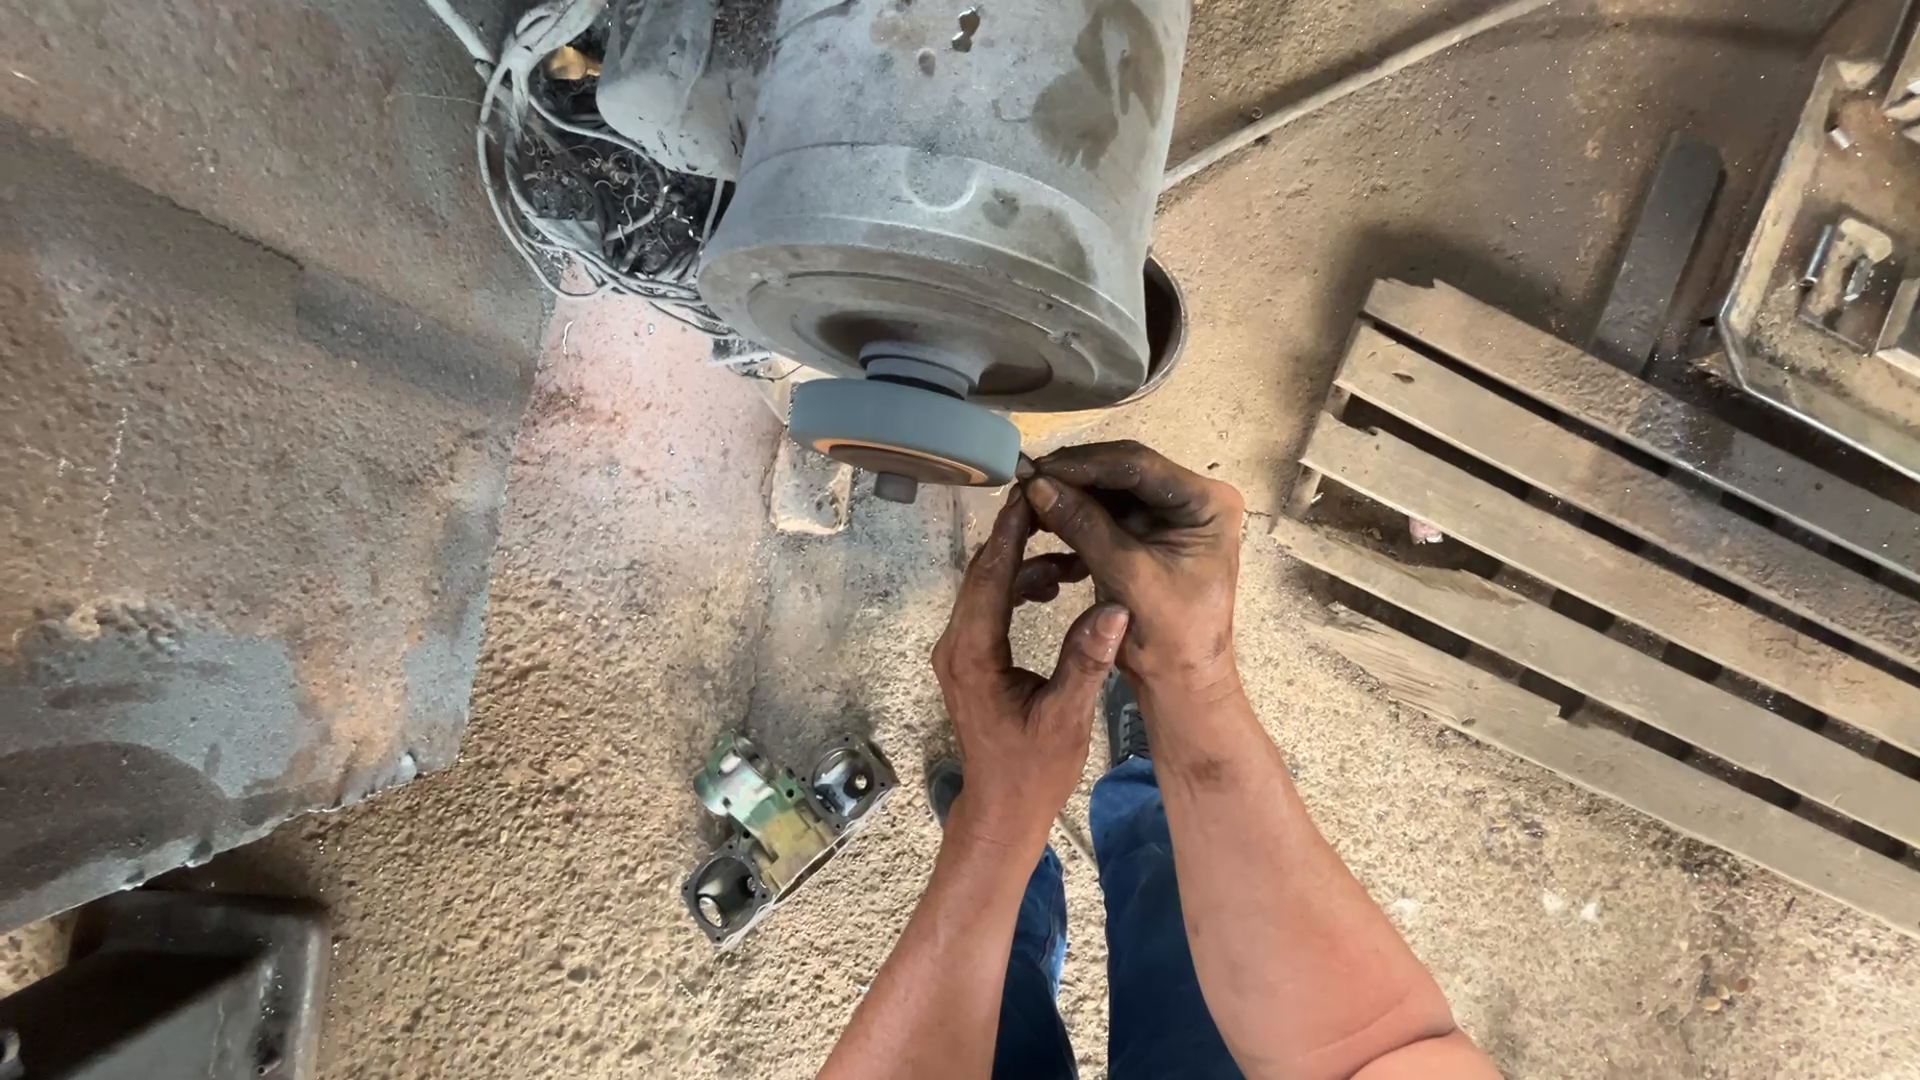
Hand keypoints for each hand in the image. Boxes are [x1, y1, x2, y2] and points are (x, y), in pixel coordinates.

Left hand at [932, 488, 1129, 851]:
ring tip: (1071, 556)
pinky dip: (1020, 588)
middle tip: (1056, 508)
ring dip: (1024, 565)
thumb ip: (1086, 661)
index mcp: (973, 655)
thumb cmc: (1032, 770)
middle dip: (1016, 538)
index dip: (1009, 533)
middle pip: (981, 574)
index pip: (989, 578)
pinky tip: (1054, 586)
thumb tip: (1114, 608)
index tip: (1032, 495)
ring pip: (987, 588)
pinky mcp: (970, 657)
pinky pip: (990, 607)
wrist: (1002, 807)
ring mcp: (959, 651)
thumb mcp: (1066, 718)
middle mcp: (956, 645)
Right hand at [1025, 441, 1244, 696]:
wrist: (1182, 682)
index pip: (1139, 466)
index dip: (1086, 464)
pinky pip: (1102, 514)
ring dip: (1068, 495)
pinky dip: (1073, 518)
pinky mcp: (1142, 534)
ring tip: (1027, 497)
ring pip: (1106, 491)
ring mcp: (1165, 516)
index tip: (1040, 468)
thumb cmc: (1172, 636)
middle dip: (1073, 477)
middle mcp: (1189, 499)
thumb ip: (1085, 527)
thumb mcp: (1129, 576)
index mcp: (1206, 503)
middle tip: (1026, 478)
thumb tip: (1038, 486)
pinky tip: (1041, 520)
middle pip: (1121, 473)